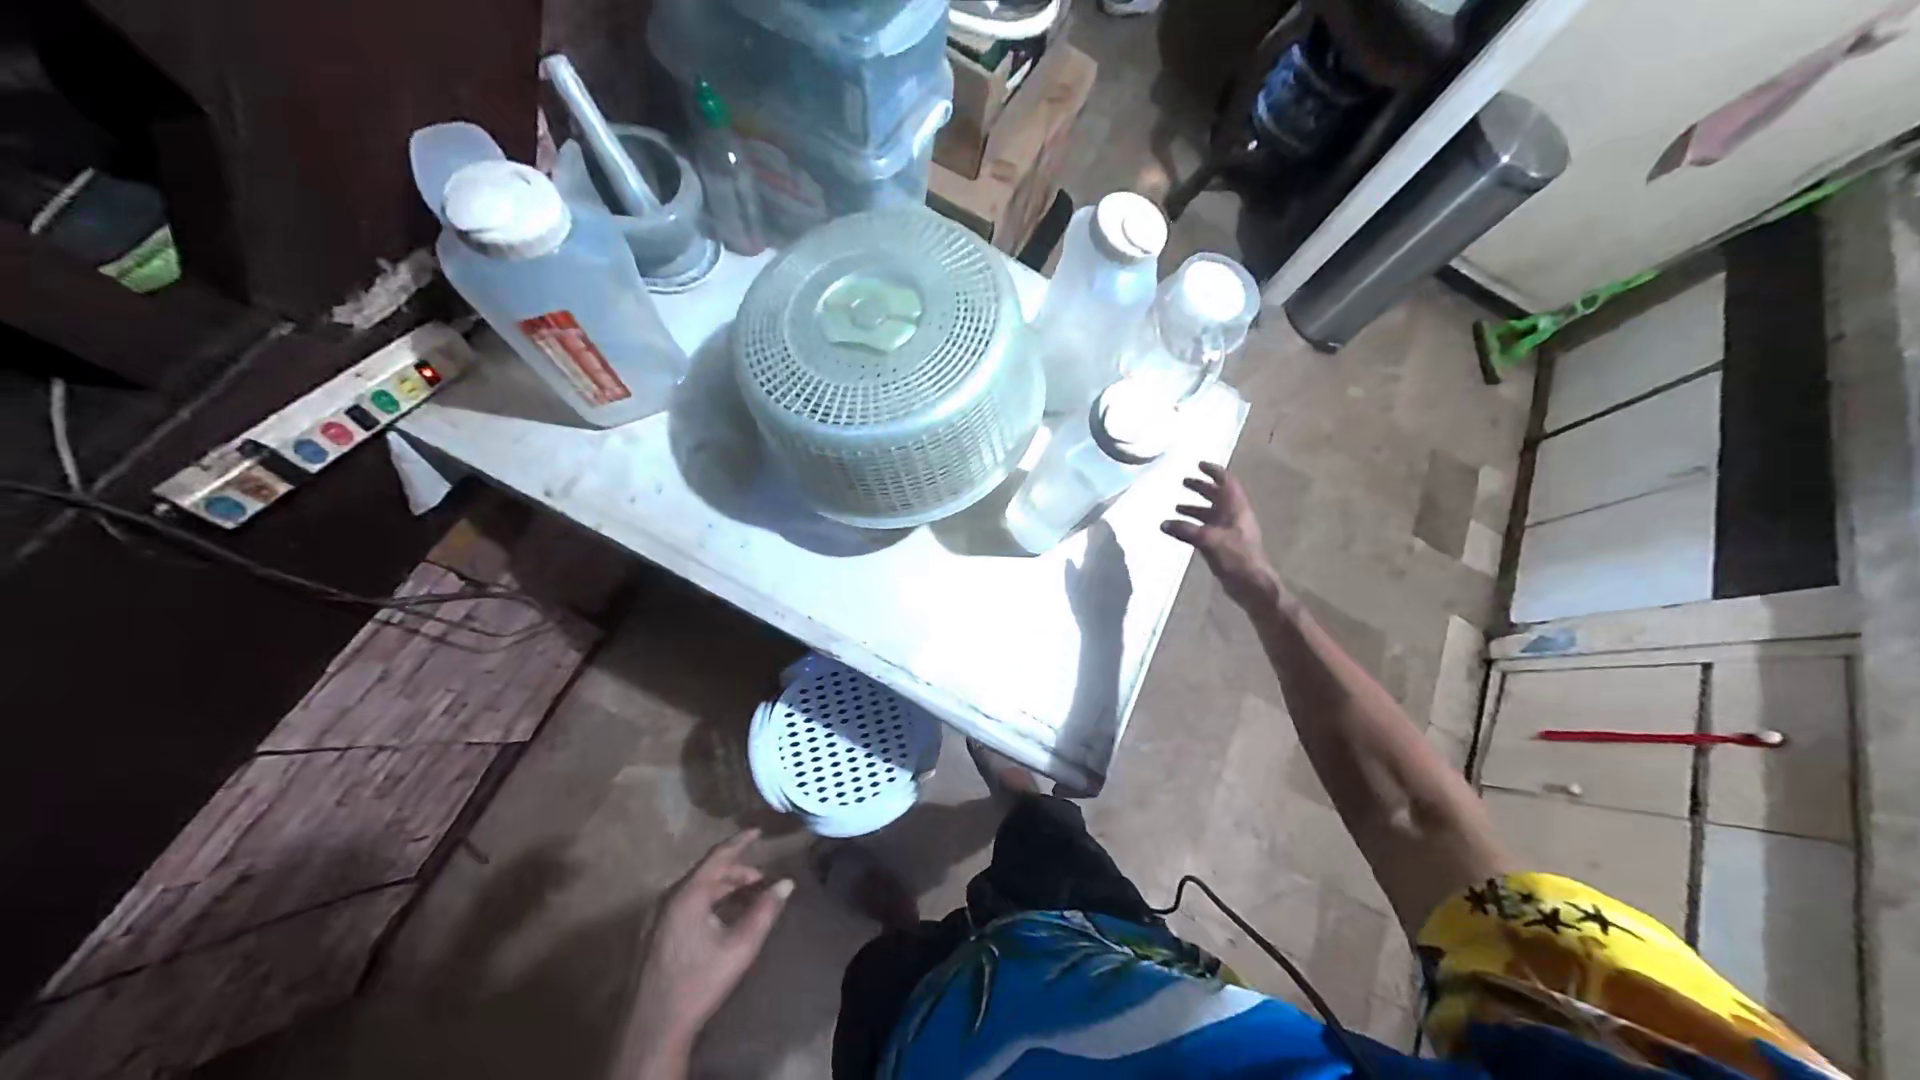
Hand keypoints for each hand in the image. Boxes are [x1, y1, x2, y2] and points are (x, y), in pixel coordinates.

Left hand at [626, 831, 792, 1069]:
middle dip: (737, 872)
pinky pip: (686, 904)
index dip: (740, 841)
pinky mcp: (654, 934)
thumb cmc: (700, 982)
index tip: (758, 831)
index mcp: (688, 894)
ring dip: (723, 889)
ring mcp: (657, 917)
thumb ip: (765, 911)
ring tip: (747, 899)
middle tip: (761, 881)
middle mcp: (669, 898)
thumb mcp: (740, 946)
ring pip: (696, 890)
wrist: (654, 1028)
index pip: (718, 856)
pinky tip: (723, 918)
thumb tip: (786, 883)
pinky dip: (709, 901)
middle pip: (707, 873)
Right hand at [1162, 462, 1283, 609]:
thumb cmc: (1235, 557)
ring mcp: (1230, 530)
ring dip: (1196, 507)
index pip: (1227, 482)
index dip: (1214, 471)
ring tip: (1177, 506)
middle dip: (1201, 487)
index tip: (1199, 464)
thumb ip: (1185, 530)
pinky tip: (1181, 528)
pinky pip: (1208, 527)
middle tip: (1183, 482)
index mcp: (1236, 508)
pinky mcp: (1225, 544)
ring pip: (1212, 512)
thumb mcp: (1208, 540)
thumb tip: (1164, 524)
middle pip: (1218, 495)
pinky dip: (1195, 524)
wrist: (1251, 583)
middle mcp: (1234, 516)